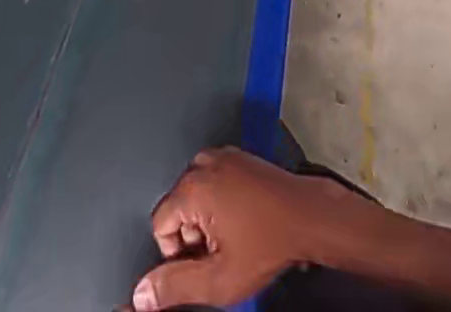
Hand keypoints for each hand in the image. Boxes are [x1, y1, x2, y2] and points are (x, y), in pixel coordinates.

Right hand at [132, 149, 365, 310]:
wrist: (308, 216)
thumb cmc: (271, 240)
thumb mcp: (218, 279)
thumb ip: (174, 287)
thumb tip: (142, 294)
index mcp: (194, 187)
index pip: (159, 225)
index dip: (177, 253)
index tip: (202, 260)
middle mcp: (205, 163)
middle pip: (177, 208)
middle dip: (192, 233)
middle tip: (221, 247)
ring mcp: (223, 156)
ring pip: (194, 195)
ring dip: (206, 217)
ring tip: (234, 231)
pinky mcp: (237, 156)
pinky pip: (213, 181)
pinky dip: (221, 200)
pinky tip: (243, 215)